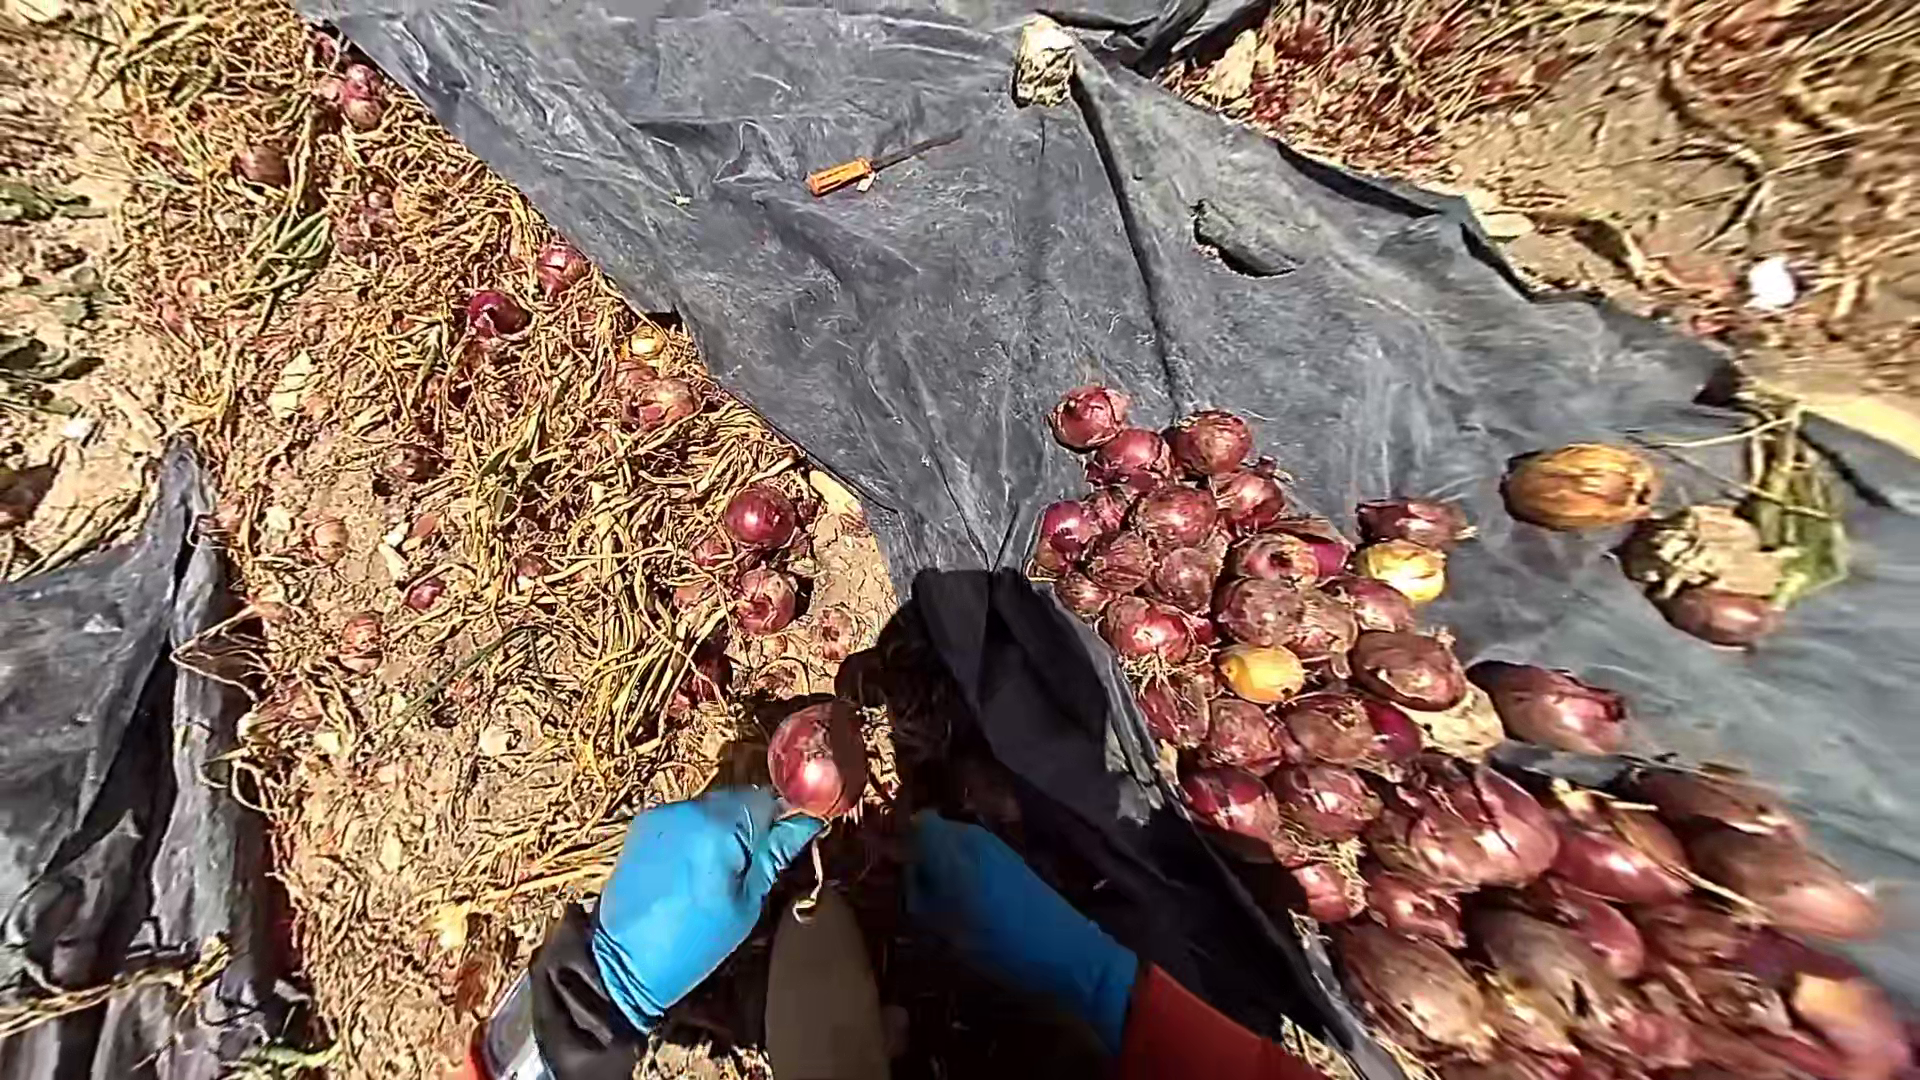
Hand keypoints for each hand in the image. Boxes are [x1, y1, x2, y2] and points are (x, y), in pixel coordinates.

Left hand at [590, 788, 821, 1031]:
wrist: (614, 969)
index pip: (770, 797)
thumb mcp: (746, 903)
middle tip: (754, 862)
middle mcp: (691, 807)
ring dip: (728, 826)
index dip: (784, 817)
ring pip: (717, 805)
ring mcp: (665, 812)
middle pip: (742, 797)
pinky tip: (695, 864)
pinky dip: (701, 831)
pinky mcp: (646, 822)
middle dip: (755, 822)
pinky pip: (690, 815)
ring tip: (722, 868)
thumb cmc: (692, 942)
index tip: (788, 841)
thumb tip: (813, 817)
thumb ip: (777, 851)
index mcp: (719, 825)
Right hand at [905, 812, 1138, 1053]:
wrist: (1064, 949)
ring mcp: (992, 843)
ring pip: (951, 841)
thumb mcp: (949, 930)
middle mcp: (973, 836)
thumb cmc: (1001, 945)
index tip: (896, 874)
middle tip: (920, 897)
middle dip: (920, 856)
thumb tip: (904, 873)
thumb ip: (921, 895)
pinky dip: (960, 868)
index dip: (901, 845)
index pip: (916, 825)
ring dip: (940, 863)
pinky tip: (968, 902)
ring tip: (944, 904)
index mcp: (955, 851)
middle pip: (932, 830)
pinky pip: (969, 851)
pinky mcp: (1006, 854)